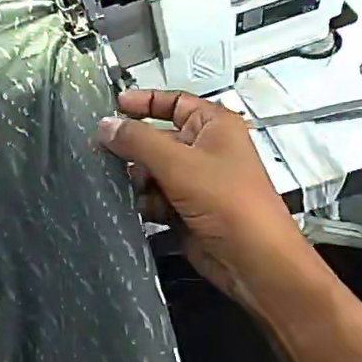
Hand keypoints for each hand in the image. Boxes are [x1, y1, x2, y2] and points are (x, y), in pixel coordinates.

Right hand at [97, 88, 329, 310]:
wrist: (252, 259)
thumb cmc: (234, 205)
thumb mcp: (179, 164)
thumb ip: (138, 141)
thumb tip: (108, 125)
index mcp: (215, 126)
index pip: (175, 101)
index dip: (145, 102)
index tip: (115, 106)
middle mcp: (207, 151)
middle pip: (158, 140)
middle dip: (136, 150)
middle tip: (108, 154)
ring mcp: (198, 183)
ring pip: (153, 173)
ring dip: (139, 181)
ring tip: (133, 189)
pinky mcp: (189, 211)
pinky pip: (157, 200)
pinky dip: (147, 204)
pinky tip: (144, 210)